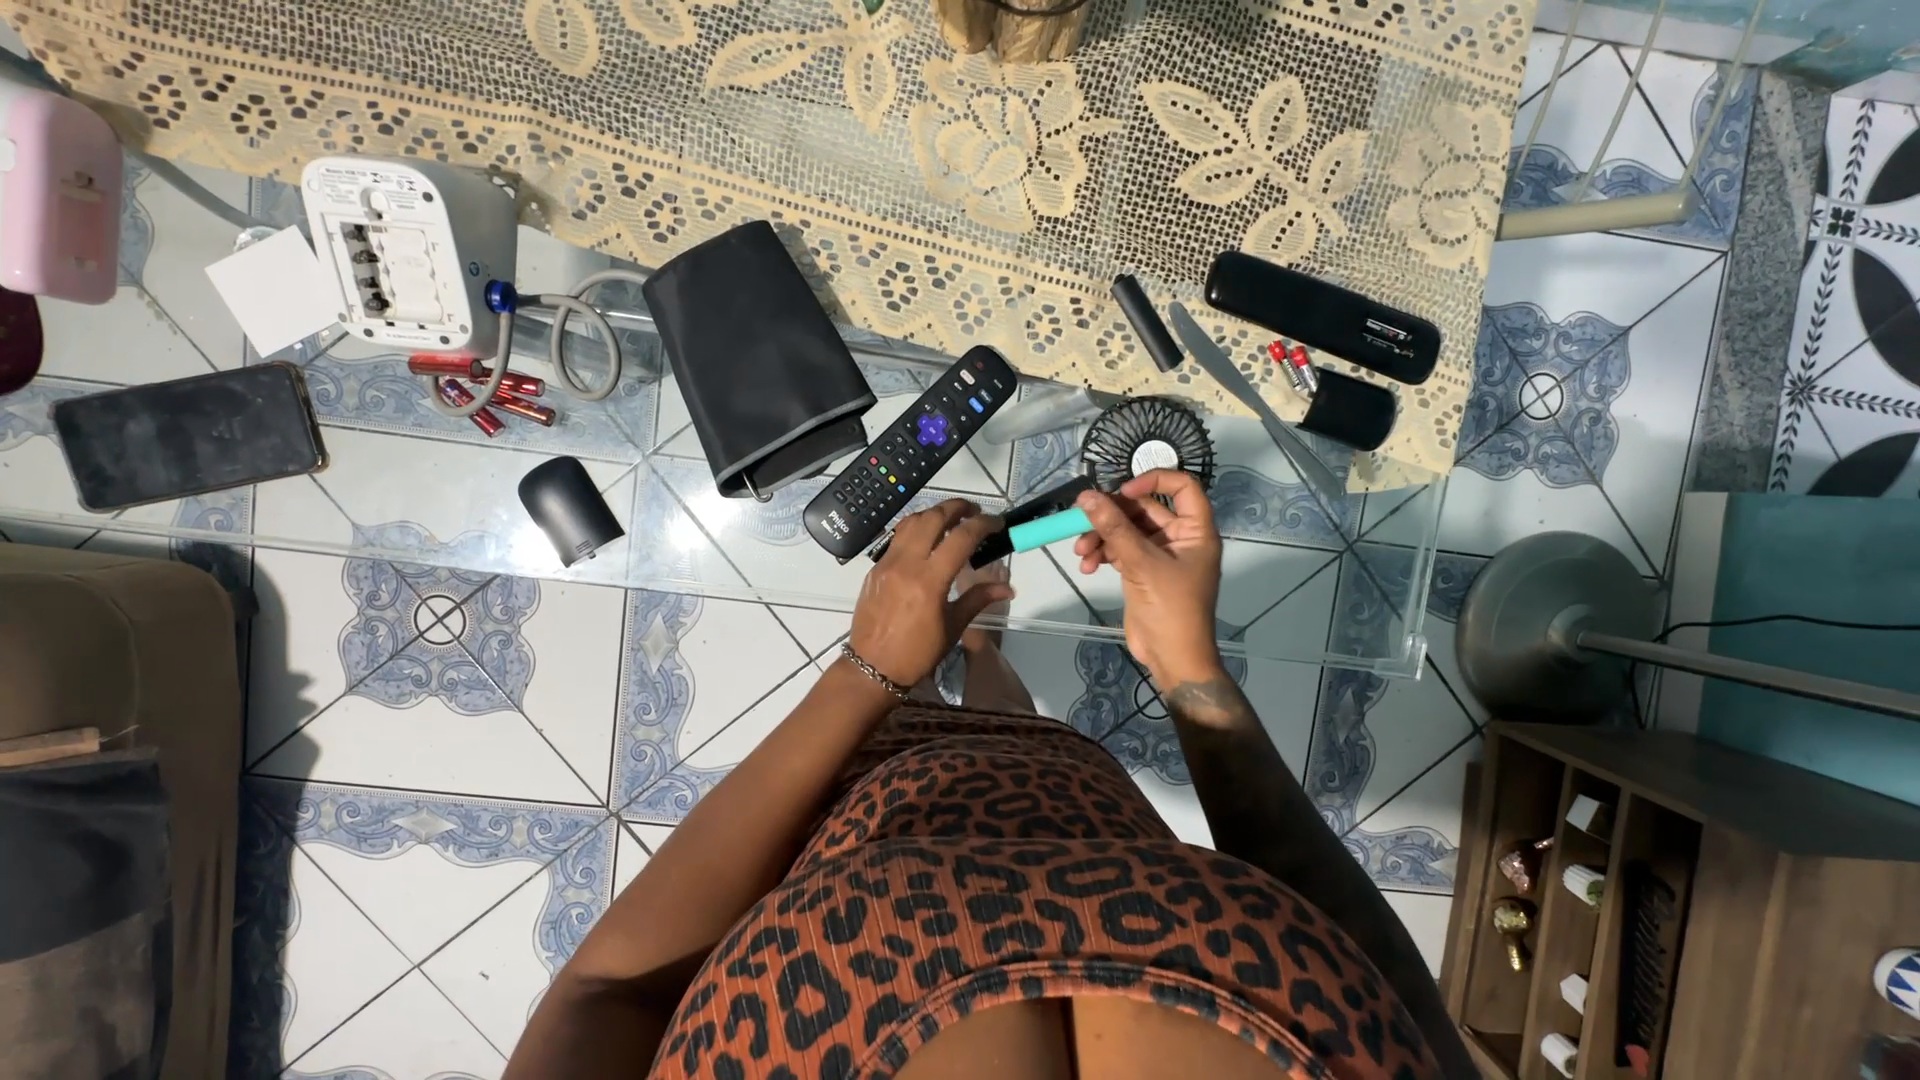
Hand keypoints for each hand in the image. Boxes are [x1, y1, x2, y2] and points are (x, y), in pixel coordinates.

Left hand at [848, 499, 1014, 686]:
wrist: (872, 668)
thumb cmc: (917, 653)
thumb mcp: (953, 627)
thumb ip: (978, 599)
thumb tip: (1008, 587)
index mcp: (929, 581)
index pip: (961, 538)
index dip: (983, 524)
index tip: (997, 522)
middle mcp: (906, 564)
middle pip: (933, 518)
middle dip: (957, 508)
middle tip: (974, 512)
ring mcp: (887, 563)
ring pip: (911, 522)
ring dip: (934, 513)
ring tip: (951, 520)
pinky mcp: (875, 568)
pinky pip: (897, 537)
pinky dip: (916, 528)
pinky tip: (927, 539)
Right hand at [1072, 469, 1223, 684]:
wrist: (1172, 657)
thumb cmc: (1171, 608)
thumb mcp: (1142, 564)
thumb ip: (1114, 528)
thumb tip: (1087, 498)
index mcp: (1196, 531)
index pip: (1182, 487)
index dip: (1154, 481)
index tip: (1124, 491)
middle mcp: (1180, 539)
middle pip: (1144, 510)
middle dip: (1112, 516)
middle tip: (1083, 519)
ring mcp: (1159, 556)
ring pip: (1126, 531)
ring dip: (1101, 537)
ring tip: (1081, 552)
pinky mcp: (1142, 572)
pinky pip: (1120, 551)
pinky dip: (1102, 555)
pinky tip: (1087, 566)